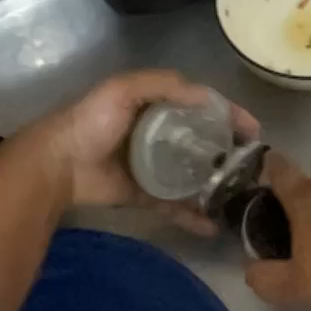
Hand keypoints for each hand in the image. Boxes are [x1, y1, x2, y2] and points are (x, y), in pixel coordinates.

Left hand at [10, 70, 257, 234]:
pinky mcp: (144, 195)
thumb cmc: (91, 122)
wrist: (56, 165)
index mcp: (157, 105)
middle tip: (252, 166)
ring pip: (194, 175)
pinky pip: (175, 205)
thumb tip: (209, 98)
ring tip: (240, 196)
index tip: (255, 131)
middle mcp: (160, 134)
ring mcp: (154, 167)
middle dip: (229, 152)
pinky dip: (193, 216)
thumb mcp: (124, 90)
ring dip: (216, 185)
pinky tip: (212, 225)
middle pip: (203, 142)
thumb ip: (165, 85)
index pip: (202, 107)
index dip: (230, 115)